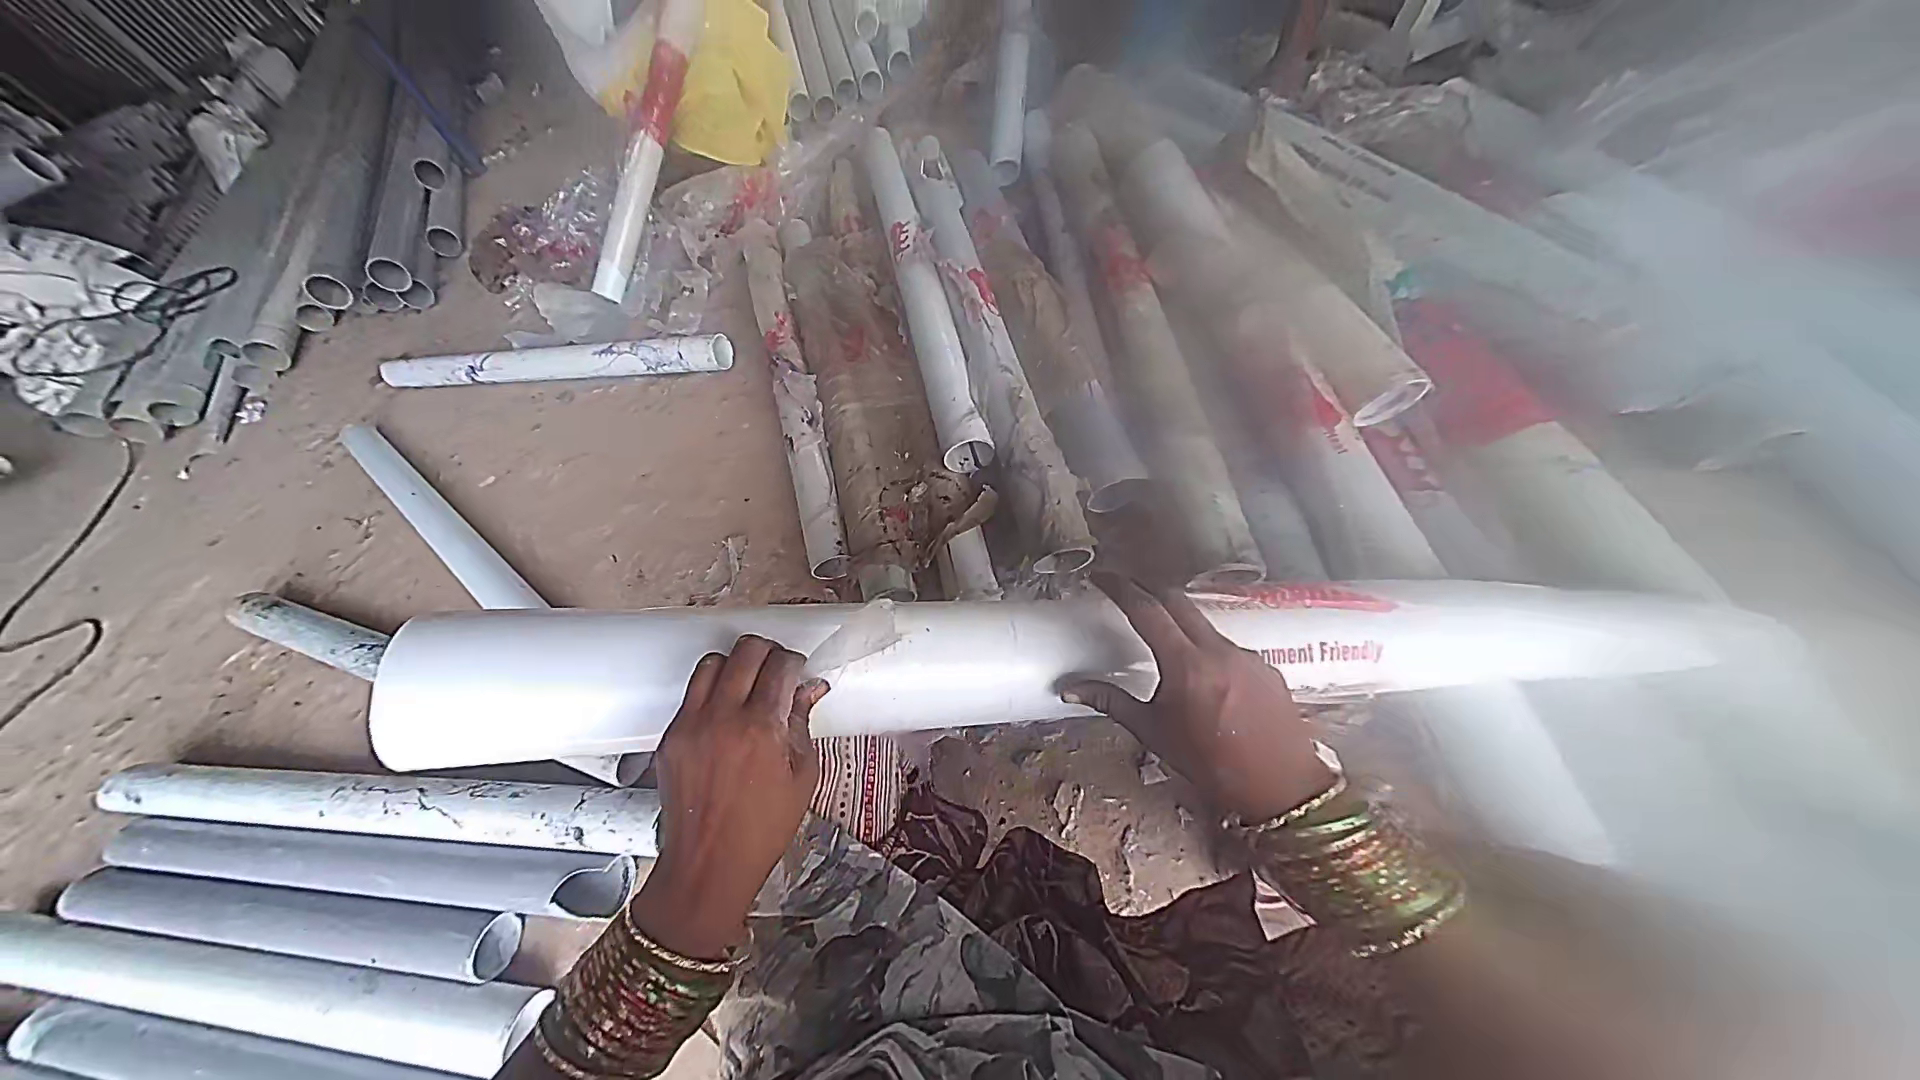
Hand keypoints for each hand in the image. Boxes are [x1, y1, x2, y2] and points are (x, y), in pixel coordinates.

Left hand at [629, 635, 824, 959]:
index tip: (798, 670)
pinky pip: (691, 694)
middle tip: (776, 667)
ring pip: (712, 663)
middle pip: (745, 651)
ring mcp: (690, 726)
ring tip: (748, 683)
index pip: (779, 666)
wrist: (708, 866)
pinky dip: (711, 690)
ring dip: (735, 665)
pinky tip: (725, 710)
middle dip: (767, 652)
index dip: (794, 662)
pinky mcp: (670, 738)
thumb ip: (802, 723)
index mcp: (761, 729)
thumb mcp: (802, 776)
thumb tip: (810, 690)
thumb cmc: (760, 830)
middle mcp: (722, 719)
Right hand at [1062, 573, 1333, 820]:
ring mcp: (1247, 656)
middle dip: (1147, 587)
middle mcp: (1219, 650)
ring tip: (1160, 631)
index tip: (1102, 576)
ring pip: (1204, 622)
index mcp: (1186, 665)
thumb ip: (1112, 702)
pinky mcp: (1266, 667)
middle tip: (1124, 588)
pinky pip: (1228, 645)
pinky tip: (1200, 669)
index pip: (1147, 610)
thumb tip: (1070, 689)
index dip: (1120, 587)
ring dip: (1178, 618)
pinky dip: (1205, 645)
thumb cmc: (1209, 765)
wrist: (1282, 790)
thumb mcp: (1154, 732)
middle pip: (1177, 600)